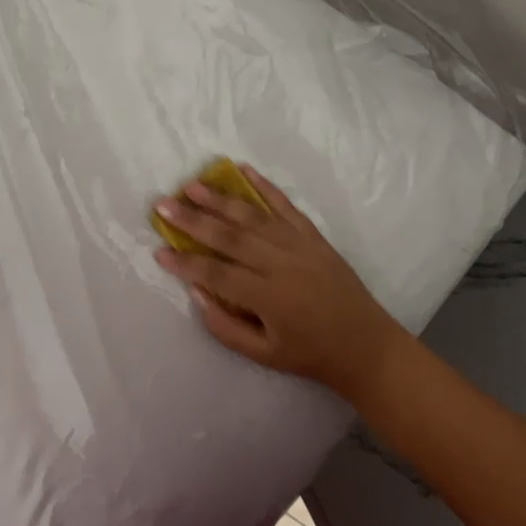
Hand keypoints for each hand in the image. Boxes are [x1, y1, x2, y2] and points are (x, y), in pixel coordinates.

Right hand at [154, 165, 406, 397]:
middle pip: (229, 236)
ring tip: (192, 185)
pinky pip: (285, 206)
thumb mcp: (264, 355)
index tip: (159, 251)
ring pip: (252, 216)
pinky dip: (264, 186)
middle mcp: (281, 264)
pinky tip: (244, 170)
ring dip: (220, 199)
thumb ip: (225, 327)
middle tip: (163, 204)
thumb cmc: (310, 354)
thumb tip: (196, 291)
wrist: (366, 346)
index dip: (185, 262)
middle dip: (192, 219)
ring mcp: (299, 246)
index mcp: (268, 297)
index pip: (216, 273)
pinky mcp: (313, 236)